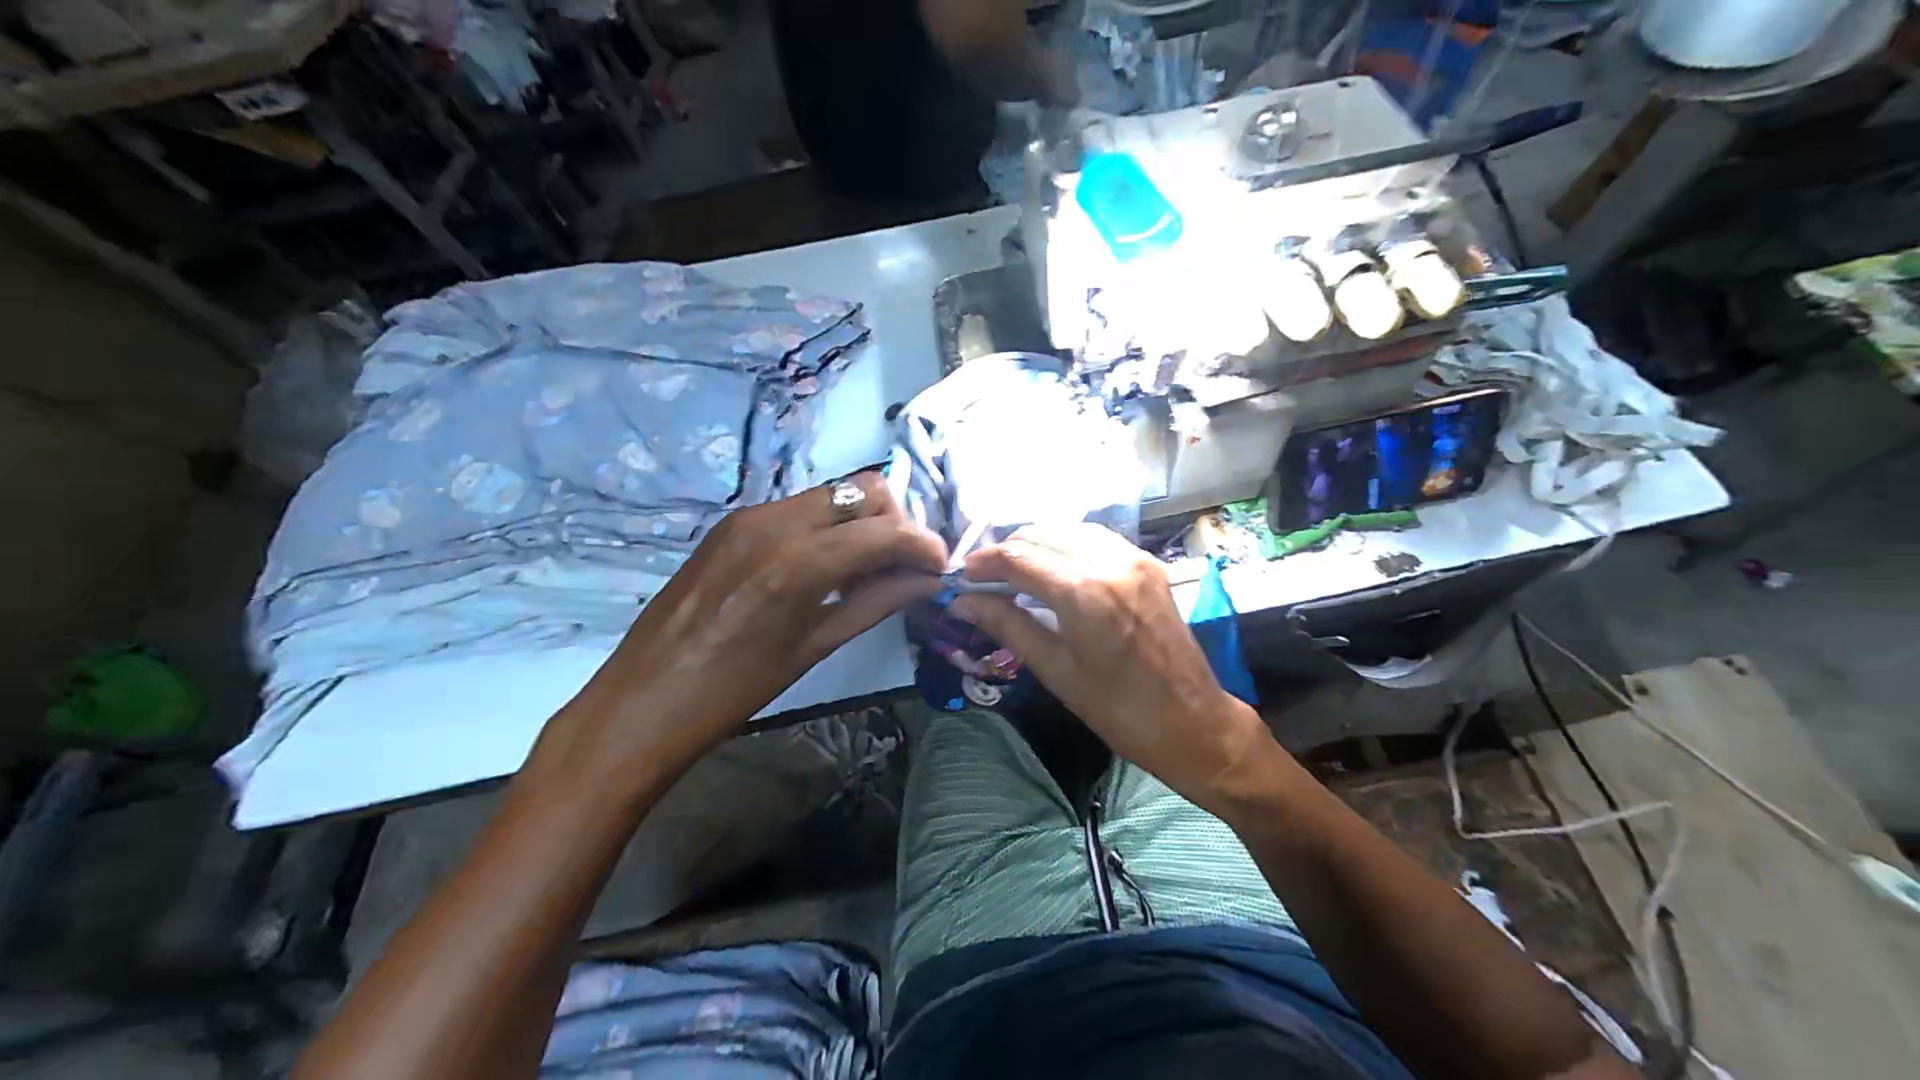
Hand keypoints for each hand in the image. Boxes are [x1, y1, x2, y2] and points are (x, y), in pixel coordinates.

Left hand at [558, 472, 945, 767]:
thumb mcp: (815, 647)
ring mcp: (749, 516)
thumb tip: (927, 581)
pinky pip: (799, 508)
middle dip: (896, 521)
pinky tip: (825, 568)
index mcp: (797, 562)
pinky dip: (827, 527)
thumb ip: (876, 603)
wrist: (644, 700)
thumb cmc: (735, 690)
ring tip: (866, 571)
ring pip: (832, 494)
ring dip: (863, 522)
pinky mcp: (732, 522)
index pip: (884, 530)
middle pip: (863, 488)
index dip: (922, 545)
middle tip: (903, 566)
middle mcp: (775, 521)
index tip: (939, 568)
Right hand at [952, 523, 1275, 809]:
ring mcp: (1133, 558)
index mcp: (1084, 592)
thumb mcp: (1056, 670)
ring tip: (1012, 574)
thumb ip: (1008, 625)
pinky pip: (1095, 538)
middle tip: (982, 579)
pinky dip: (1065, 545)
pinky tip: (1052, 569)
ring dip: (1035, 544)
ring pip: (1068, 530)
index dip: (983, 562)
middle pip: (1040, 535)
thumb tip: (962, 603)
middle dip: (1005, 551)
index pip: (1018, 557)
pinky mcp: (1148, 564)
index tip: (960, 577)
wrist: (1194, 723)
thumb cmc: (1119, 710)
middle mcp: (1109, 561)